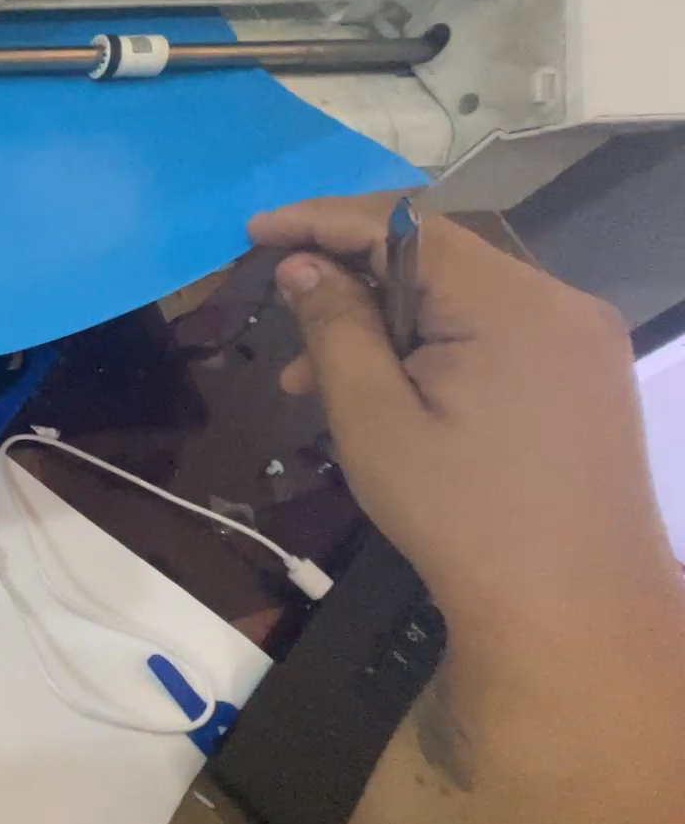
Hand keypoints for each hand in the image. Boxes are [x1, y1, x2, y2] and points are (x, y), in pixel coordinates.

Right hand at [247, 192, 673, 642]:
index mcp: (514, 307)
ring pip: (446, 296)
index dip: (321, 218)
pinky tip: (366, 388)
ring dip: (368, 316)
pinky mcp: (566, 373)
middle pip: (430, 255)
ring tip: (305, 374)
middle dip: (342, 271)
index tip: (253, 230)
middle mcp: (556, 306)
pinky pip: (473, 330)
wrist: (568, 605)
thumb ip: (333, 325)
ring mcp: (570, 340)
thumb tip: (301, 264)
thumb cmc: (455, 505)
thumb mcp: (369, 412)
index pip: (406, 226)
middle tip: (275, 302)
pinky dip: (409, 343)